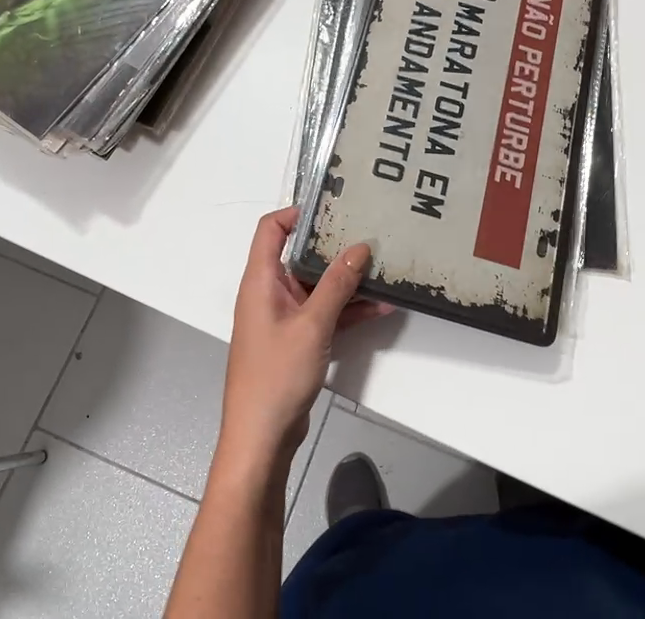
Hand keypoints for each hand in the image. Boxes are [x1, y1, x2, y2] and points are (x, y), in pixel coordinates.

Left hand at [218, 208, 393, 466]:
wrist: (261, 437)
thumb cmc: (277, 375)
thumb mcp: (312, 325)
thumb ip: (336, 285)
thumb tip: (359, 247)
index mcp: (260, 281)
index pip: (271, 229)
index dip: (297, 212)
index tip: (333, 206)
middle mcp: (269, 293)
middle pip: (300, 256)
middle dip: (335, 246)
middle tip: (370, 232)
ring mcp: (283, 318)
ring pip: (317, 287)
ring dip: (347, 281)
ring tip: (384, 269)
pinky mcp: (296, 341)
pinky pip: (323, 314)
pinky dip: (347, 309)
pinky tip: (380, 305)